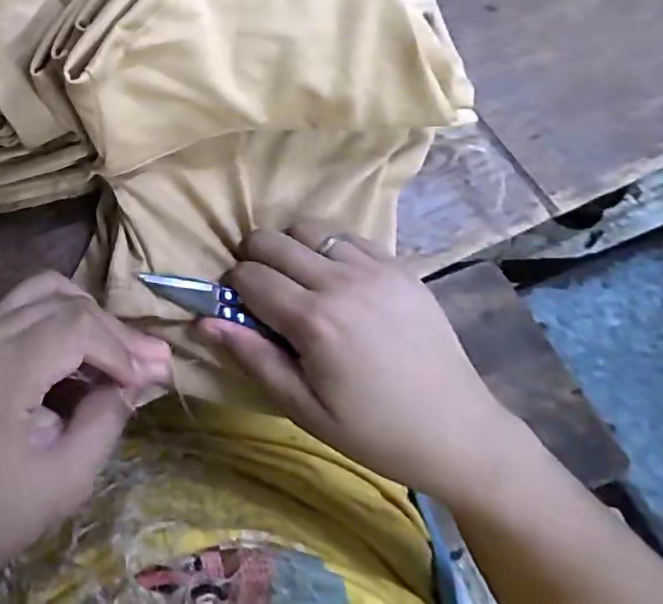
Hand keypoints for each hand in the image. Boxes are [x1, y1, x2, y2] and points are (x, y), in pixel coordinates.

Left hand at [0, 271, 170, 601]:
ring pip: (48, 289)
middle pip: (66, 302)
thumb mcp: (70, 474)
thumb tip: (148, 371)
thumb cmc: (3, 510)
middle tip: (150, 361)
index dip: (120, 347)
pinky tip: (84, 346)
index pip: (78, 328)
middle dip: (113, 330)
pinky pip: (28, 300)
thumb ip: (110, 415)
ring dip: (89, 313)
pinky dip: (63, 311)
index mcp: (4, 372)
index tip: (148, 378)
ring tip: (118, 350)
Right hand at [196, 223, 529, 502]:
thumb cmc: (374, 430)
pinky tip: (336, 279)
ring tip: (298, 281)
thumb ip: (252, 357)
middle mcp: (342, 282)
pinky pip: (347, 236)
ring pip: (307, 228)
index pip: (249, 275)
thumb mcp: (304, 408)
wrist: (460, 433)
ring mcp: (375, 269)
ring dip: (290, 248)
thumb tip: (202, 322)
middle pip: (272, 240)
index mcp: (315, 321)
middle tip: (262, 289)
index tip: (239, 306)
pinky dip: (328, 248)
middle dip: (253, 258)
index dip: (233, 286)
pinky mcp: (400, 266)